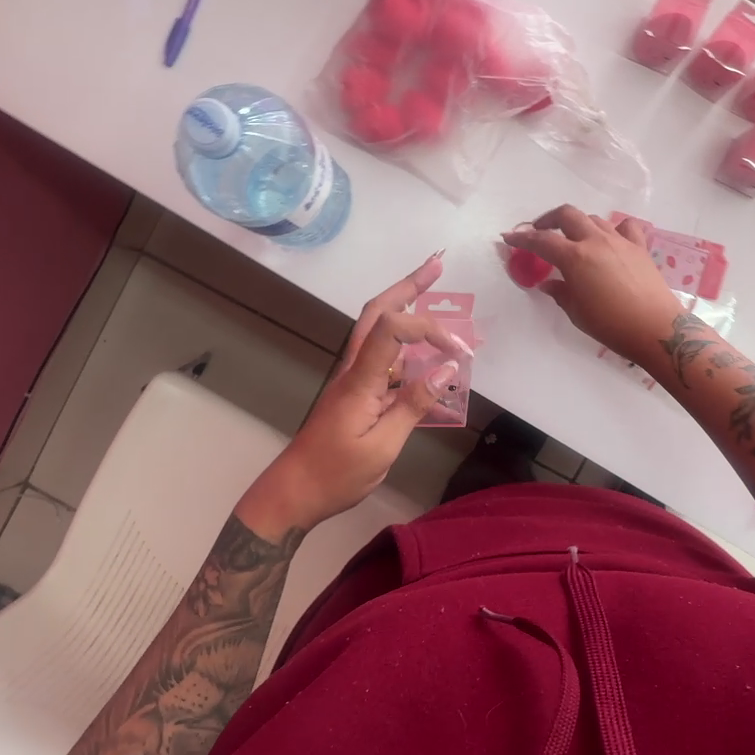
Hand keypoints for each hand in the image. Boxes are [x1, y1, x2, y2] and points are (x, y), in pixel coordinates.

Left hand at [238, 254, 471, 534]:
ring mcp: (352, 379)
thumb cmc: (337, 474)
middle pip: (378, 312)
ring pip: (378, 329)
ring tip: (434, 289)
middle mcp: (353, 369)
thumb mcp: (383, 446)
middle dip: (409, 285)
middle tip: (437, 263)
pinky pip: (382, 357)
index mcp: (360, 379)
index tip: (460, 353)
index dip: (430, 329)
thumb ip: (415, 404)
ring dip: (405, 306)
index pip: (393, 328)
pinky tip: (424, 350)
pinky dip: (405, 343)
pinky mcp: (354, 393)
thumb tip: (449, 368)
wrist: (294, 491)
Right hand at [503, 205, 683, 368]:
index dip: (522, 238)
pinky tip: (610, 239)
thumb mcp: (577, 312)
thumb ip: (561, 293)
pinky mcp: (639, 247)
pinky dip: (613, 228)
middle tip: (539, 231)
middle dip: (548, 219)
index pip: (541, 241)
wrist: (655, 327)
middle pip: (567, 215)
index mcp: (575, 257)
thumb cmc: (611, 325)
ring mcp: (620, 241)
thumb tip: (550, 283)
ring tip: (571, 238)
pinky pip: (625, 226)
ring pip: (593, 218)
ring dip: (577, 223)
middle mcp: (596, 241)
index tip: (509, 237)